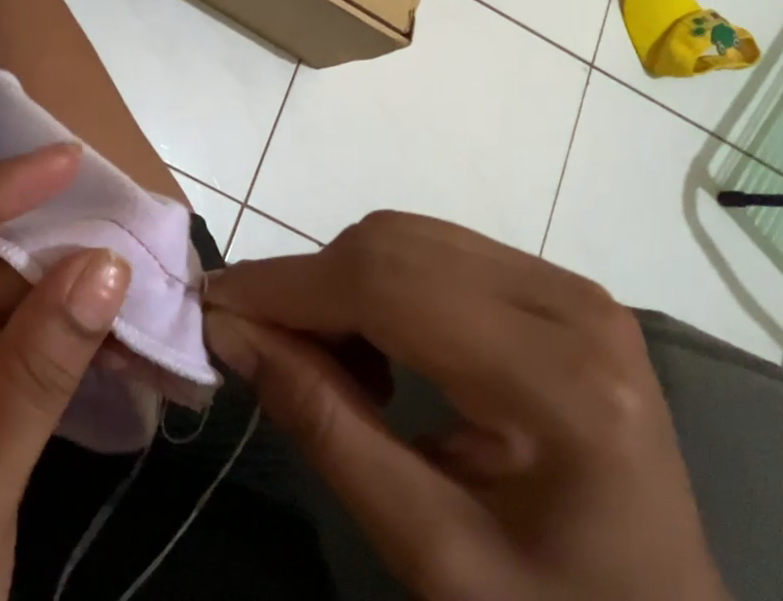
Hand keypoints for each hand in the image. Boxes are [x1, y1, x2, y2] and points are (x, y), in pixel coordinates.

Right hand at [205, 211, 727, 600]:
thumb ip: (322, 425)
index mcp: (559, 381)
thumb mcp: (425, 543)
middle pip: (393, 244)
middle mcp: (574, 307)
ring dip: (338, 285)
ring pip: (406, 238)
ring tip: (324, 364)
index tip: (208, 311)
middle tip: (261, 351)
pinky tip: (376, 353)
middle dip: (305, 286)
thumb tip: (229, 330)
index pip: (387, 286)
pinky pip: (434, 254)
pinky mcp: (559, 294)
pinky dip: (375, 286)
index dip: (283, 288)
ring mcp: (573, 292)